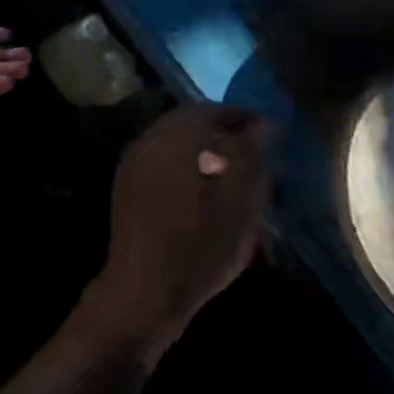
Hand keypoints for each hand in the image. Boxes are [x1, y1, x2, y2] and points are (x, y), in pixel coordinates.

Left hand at [98, 106, 269, 354]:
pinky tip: (198, 185)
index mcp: (176, 137)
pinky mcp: (125, 182)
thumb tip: (261, 124)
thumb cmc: (201, 244)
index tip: (268, 134)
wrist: (146, 283)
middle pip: (188, 120)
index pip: (213, 110)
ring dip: (199, 144)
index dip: (243, 118)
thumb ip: (251, 154)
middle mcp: (149, 139)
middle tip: (250, 151)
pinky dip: (181, 160)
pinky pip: (158, 156)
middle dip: (219, 129)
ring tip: (227, 170)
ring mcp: (132, 160)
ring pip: (171, 137)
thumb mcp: (242, 201)